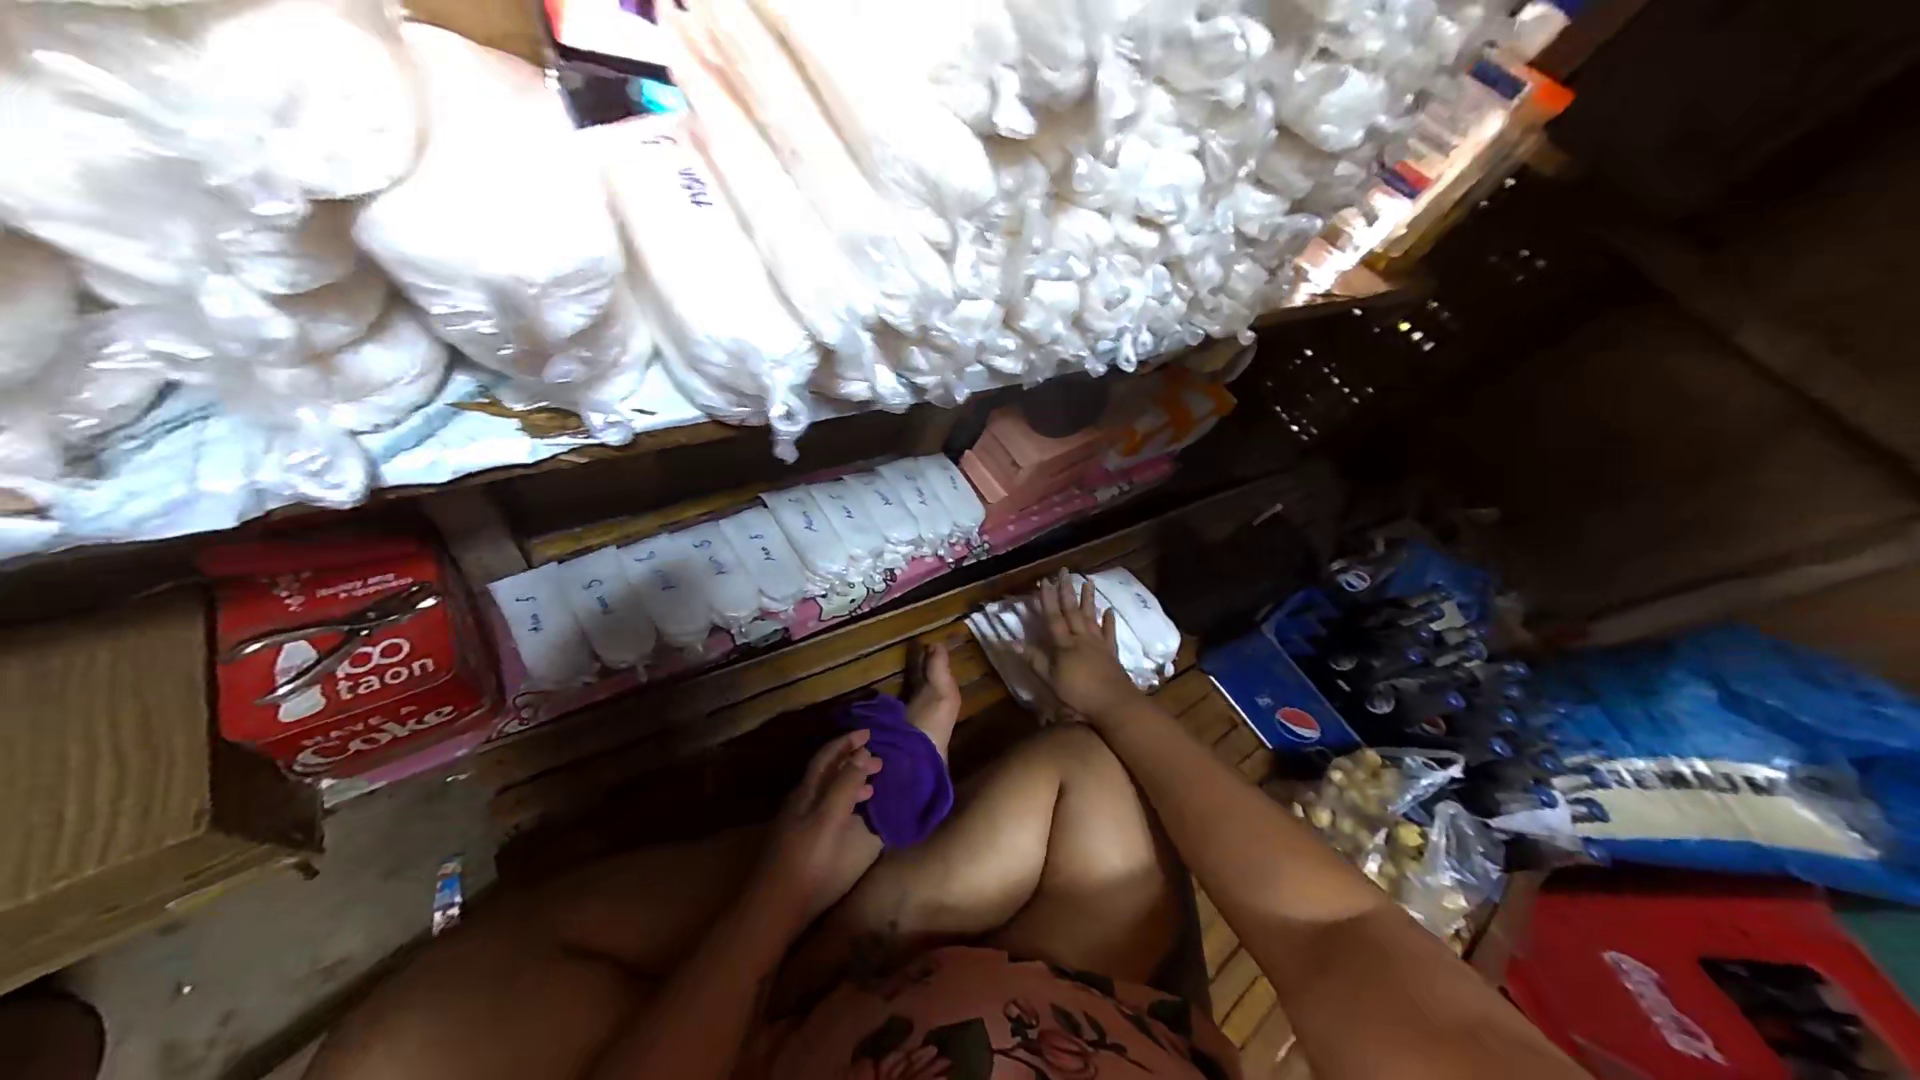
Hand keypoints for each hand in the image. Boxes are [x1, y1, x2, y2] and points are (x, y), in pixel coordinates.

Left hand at [756, 730, 884, 928]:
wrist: (773, 908)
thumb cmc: (808, 862)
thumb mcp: (830, 820)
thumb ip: (845, 786)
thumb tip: (861, 753)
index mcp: (807, 792)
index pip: (827, 756)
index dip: (846, 742)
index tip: (869, 733)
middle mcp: (800, 802)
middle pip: (826, 772)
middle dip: (851, 761)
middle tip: (878, 760)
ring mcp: (799, 823)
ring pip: (827, 791)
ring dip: (849, 782)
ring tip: (872, 785)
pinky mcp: (802, 842)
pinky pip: (828, 809)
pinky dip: (844, 802)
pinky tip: (854, 816)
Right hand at [1024, 570, 1145, 720]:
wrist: (1114, 704)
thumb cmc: (1079, 694)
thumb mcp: (1050, 680)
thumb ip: (1035, 660)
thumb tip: (1013, 642)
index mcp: (1064, 645)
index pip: (1053, 618)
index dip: (1047, 599)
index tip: (1045, 581)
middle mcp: (1081, 639)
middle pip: (1072, 611)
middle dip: (1066, 591)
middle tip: (1064, 571)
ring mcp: (1098, 644)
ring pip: (1091, 617)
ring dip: (1088, 599)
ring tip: (1088, 581)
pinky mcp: (1112, 653)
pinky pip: (1109, 633)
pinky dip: (1109, 621)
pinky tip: (1109, 610)